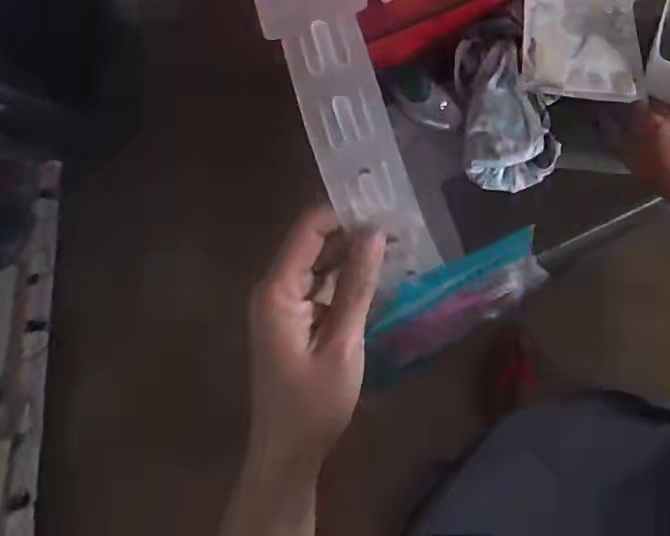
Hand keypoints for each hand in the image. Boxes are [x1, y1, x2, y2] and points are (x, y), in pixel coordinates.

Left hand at [246, 205, 384, 471]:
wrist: (285, 457)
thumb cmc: (313, 406)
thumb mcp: (343, 344)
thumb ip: (357, 286)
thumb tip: (375, 233)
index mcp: (277, 289)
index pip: (308, 229)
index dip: (343, 214)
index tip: (382, 211)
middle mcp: (274, 287)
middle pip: (312, 242)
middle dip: (352, 232)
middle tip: (396, 228)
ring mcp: (281, 303)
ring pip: (317, 262)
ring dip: (350, 254)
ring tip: (392, 246)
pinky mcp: (291, 318)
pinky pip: (317, 284)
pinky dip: (343, 278)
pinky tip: (374, 277)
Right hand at [609, 100, 669, 200]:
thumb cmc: (652, 169)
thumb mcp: (625, 154)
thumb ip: (612, 134)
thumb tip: (602, 118)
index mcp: (650, 119)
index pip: (637, 104)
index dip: (628, 107)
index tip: (622, 113)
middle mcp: (668, 120)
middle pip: (655, 109)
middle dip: (645, 114)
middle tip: (636, 124)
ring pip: (667, 120)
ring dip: (658, 124)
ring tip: (651, 137)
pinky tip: (666, 149)